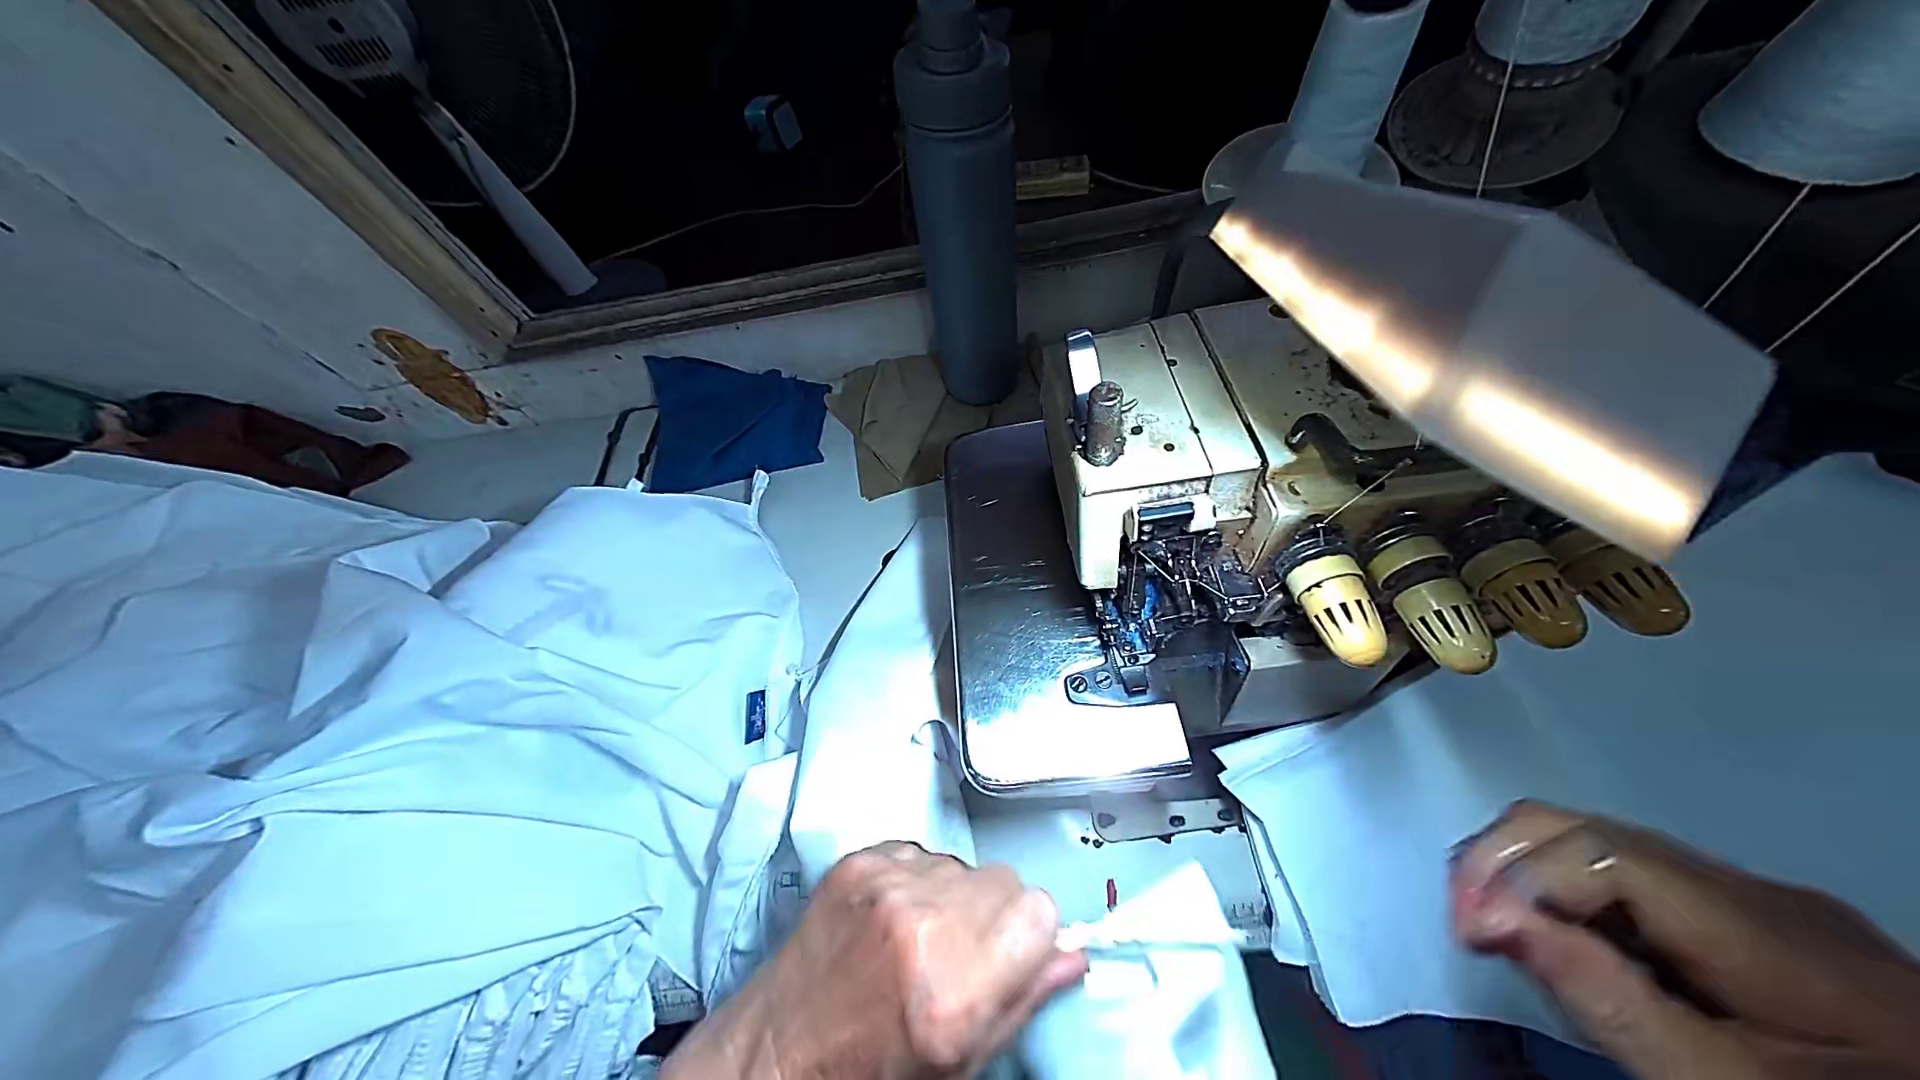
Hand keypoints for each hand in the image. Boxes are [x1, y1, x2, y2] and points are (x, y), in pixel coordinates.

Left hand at [663, 841, 1086, 1078]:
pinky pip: (920, 850)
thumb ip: (1023, 1002)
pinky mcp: (856, 862)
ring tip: (924, 936)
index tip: (1018, 951)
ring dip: (957, 893)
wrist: (777, 1054)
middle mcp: (920, 924)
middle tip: (967, 951)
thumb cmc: (866, 1069)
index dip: (1033, 935)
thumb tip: (1071, 956)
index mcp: (954, 990)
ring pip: (963, 862)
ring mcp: (883, 884)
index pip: (1039, 910)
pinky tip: (897, 915)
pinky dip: (918, 878)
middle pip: (1004, 879)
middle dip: (997, 913)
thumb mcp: (959, 1063)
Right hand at [1451, 801, 1919, 1079]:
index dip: (1521, 876)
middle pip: (1587, 826)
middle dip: (1501, 859)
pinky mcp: (1745, 921)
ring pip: (1594, 842)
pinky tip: (1556, 936)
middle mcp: (1754, 889)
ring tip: (1491, 925)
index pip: (1604, 852)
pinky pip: (1624, 877)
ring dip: (1524, 873)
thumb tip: (1497, 916)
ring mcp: (1754, 899)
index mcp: (1765, 927)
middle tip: (1462, 917)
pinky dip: (1564, 893)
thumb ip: (1610, 999)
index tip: (1470, 931)